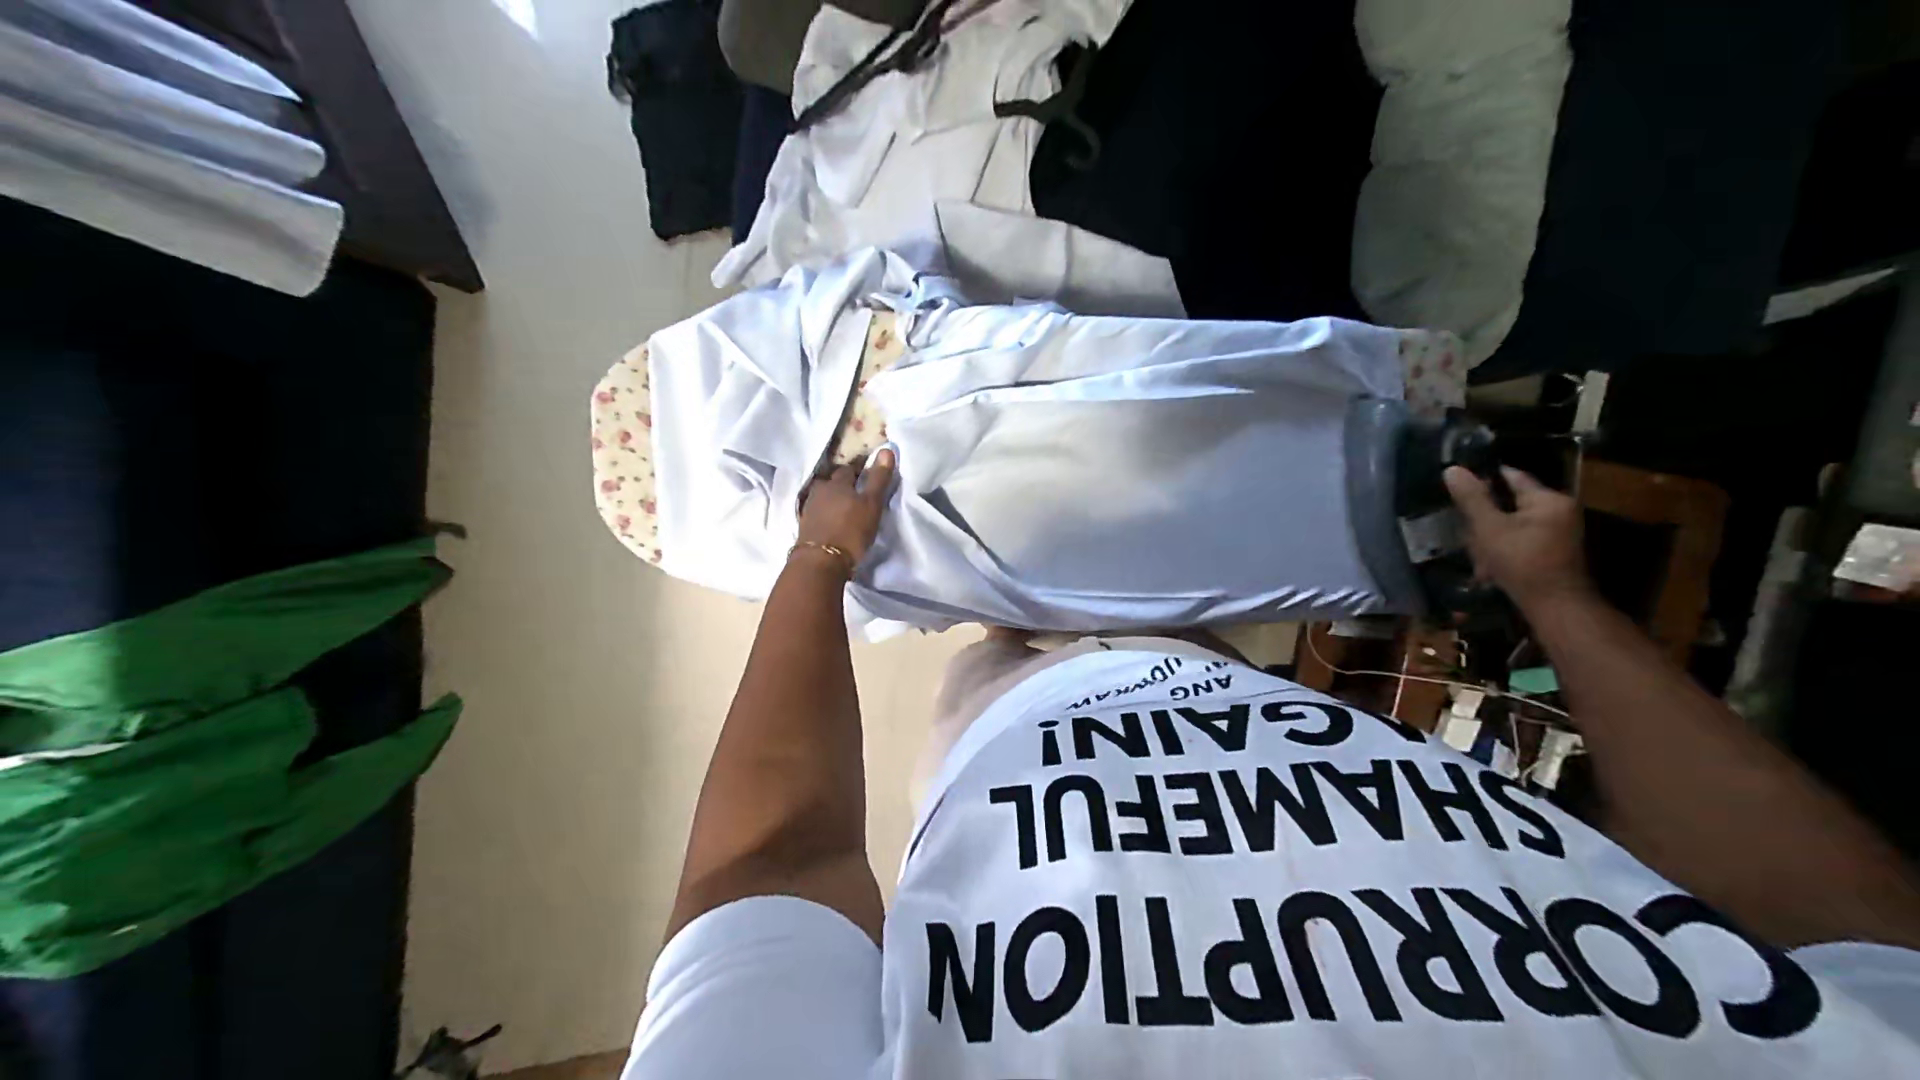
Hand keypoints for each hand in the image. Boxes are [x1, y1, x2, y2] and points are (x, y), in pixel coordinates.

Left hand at [795, 448, 896, 574]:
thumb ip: (879, 479)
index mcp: (837, 483)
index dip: (858, 471)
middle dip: (842, 483)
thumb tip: (886, 449)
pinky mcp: (804, 526)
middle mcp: (820, 490)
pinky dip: (824, 512)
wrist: (821, 561)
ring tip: (843, 506)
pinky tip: (830, 519)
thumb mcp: (872, 504)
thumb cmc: (851, 530)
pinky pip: (816, 512)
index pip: (848, 469)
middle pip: (831, 481)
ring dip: (831, 498)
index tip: (866, 476)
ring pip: (822, 496)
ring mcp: (809, 508)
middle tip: (855, 492)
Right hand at [1443, 465, 1593, 608]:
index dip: (1483, 479)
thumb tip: (1452, 469)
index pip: (1512, 477)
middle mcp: (1560, 511)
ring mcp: (1560, 532)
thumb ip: (1472, 498)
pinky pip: (1521, 539)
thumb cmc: (1521, 561)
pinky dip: (1502, 547)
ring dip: (1490, 534)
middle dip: (1484, 515)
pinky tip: (1487, 564)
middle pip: (1511, 502)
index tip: (1457, 485)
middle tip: (1462, 525)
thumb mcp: (1489, 527)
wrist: (1554, 604)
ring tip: (1473, 550)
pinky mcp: (1553, 551)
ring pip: (1513, 523)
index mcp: (1549, 499)